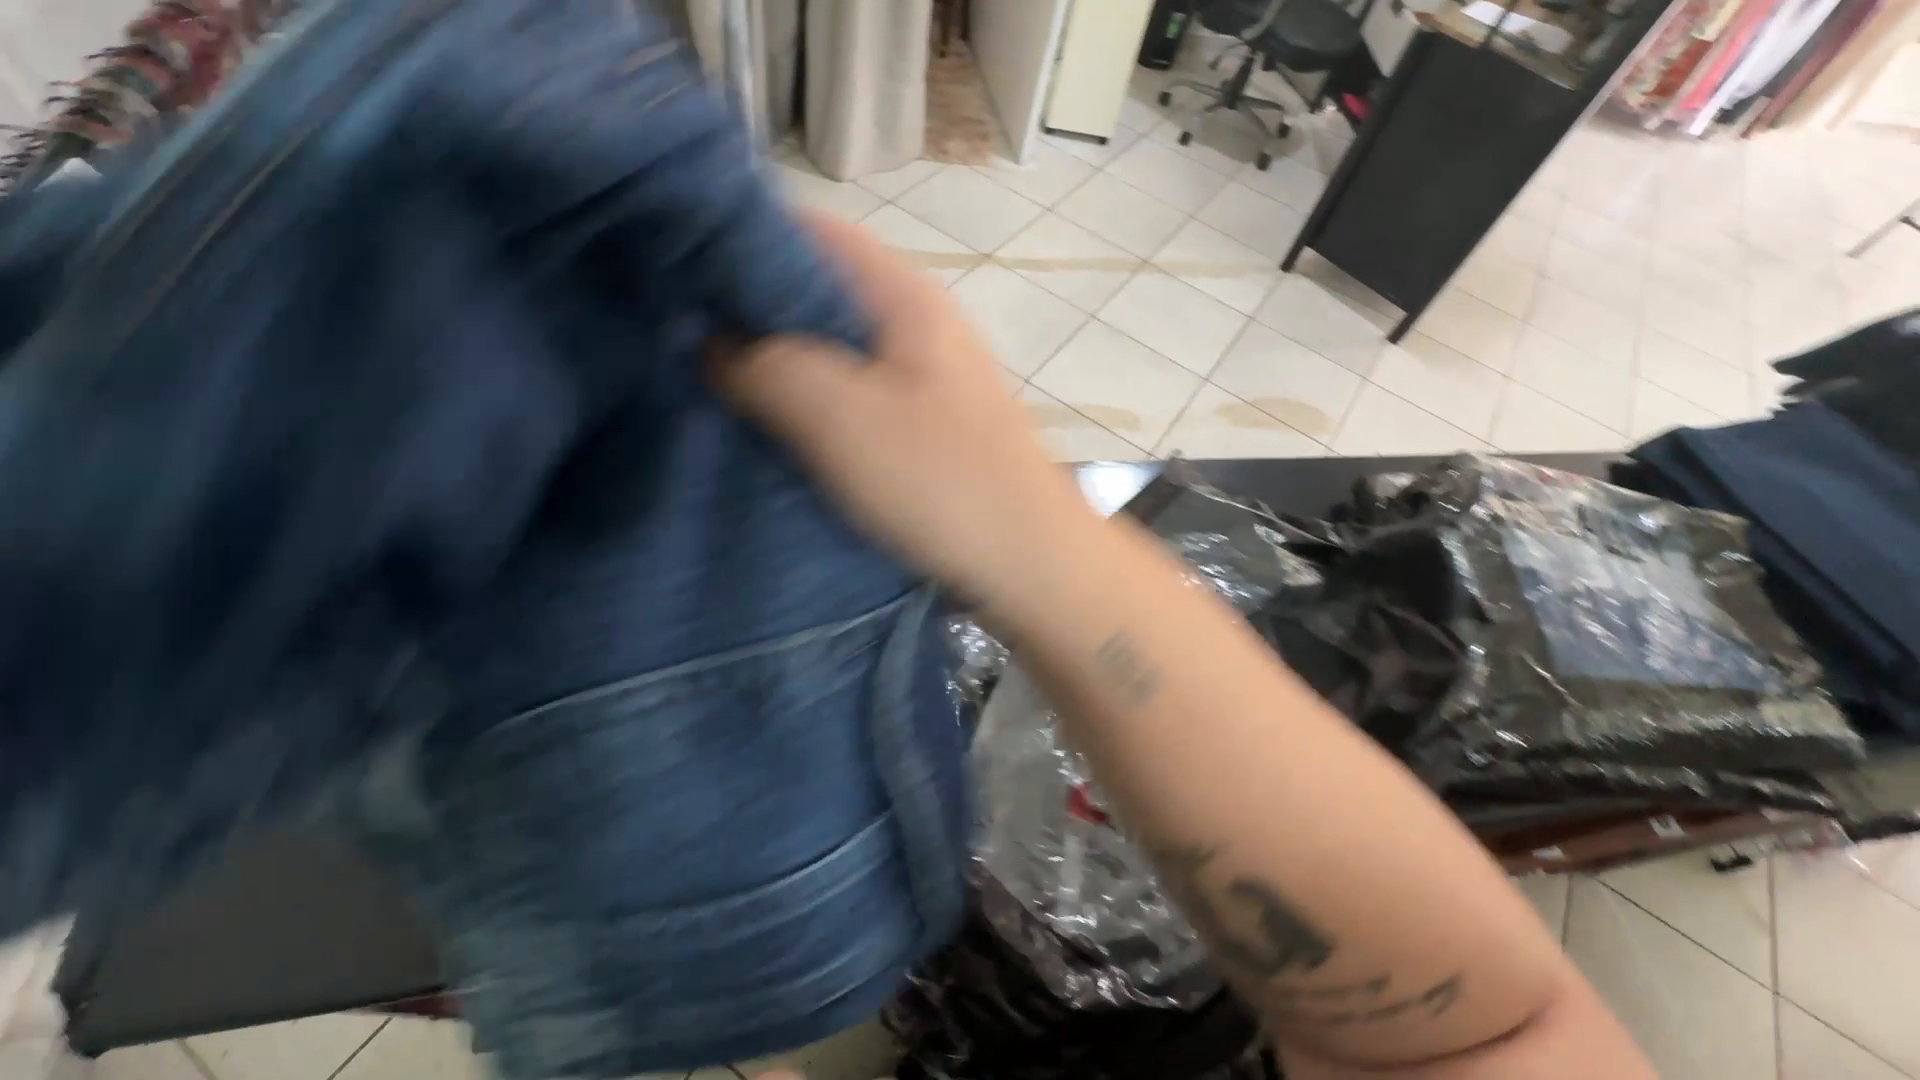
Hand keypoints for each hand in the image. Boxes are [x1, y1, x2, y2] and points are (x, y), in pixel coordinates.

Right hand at [711, 213, 1102, 606]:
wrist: (1032, 565)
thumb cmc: (940, 481)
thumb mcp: (837, 414)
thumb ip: (763, 364)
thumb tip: (703, 340)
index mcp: (901, 292)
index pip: (804, 230)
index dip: (732, 240)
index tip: (667, 272)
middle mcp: (914, 319)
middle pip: (813, 289)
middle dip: (745, 309)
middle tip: (672, 336)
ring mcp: (921, 373)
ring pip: (828, 346)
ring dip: (772, 361)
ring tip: (704, 382)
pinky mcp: (920, 423)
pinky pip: (847, 394)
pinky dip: (804, 402)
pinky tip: (765, 427)